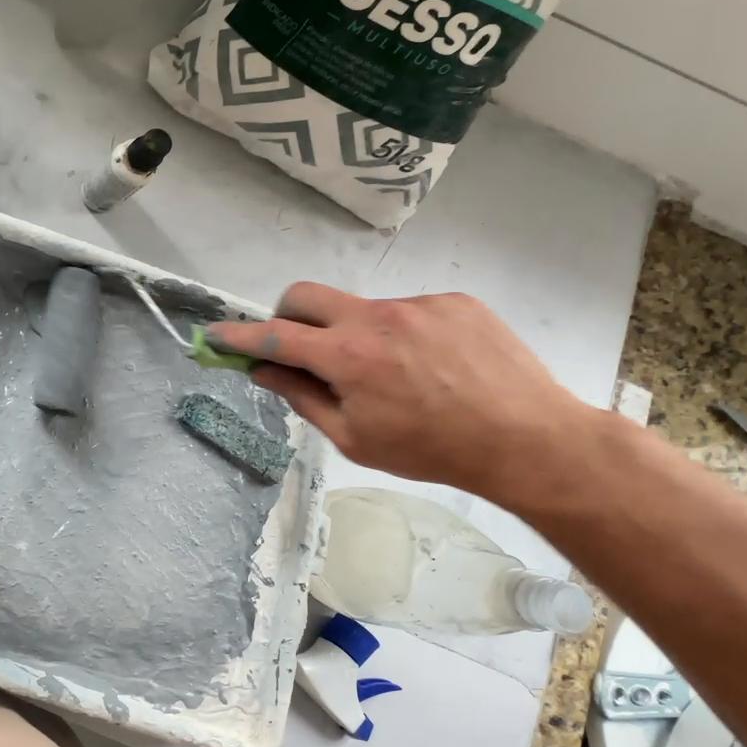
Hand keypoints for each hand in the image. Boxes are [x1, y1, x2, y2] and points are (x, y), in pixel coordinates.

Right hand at [208, 283, 600, 501]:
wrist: (531, 441)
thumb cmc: (433, 451)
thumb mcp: (354, 438)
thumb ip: (301, 397)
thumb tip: (264, 371)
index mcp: (348, 357)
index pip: (274, 336)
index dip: (238, 335)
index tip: (215, 334)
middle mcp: (377, 318)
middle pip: (305, 295)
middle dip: (288, 316)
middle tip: (299, 346)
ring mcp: (418, 304)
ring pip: (360, 307)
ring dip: (354, 333)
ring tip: (393, 374)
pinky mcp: (454, 301)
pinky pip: (406, 309)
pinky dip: (400, 333)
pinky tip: (430, 365)